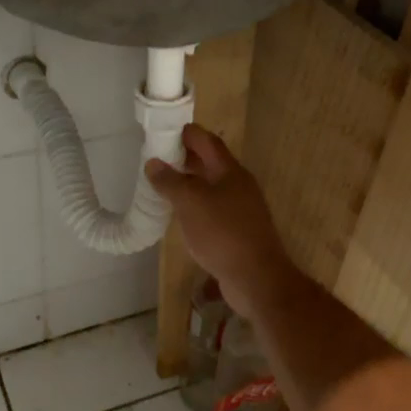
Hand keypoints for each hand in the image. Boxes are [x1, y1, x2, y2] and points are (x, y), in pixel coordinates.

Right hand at [146, 124, 305, 319]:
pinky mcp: (238, 231)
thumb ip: (171, 181)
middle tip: (156, 160)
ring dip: (188, 184)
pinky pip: (212, 209)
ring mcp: (240, 209)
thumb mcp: (191, 203)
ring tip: (162, 186)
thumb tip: (153, 163)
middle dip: (184, 158)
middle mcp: (238, 185)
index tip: (161, 132)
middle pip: (209, 163)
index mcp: (230, 171)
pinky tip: (180, 216)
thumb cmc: (223, 233)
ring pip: (211, 187)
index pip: (206, 141)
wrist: (256, 278)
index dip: (185, 133)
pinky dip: (195, 206)